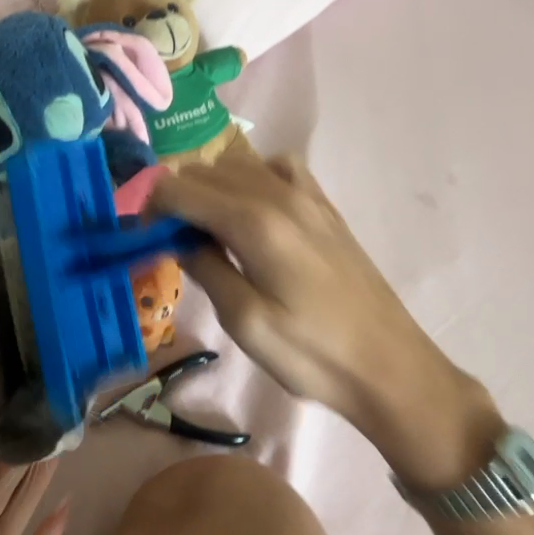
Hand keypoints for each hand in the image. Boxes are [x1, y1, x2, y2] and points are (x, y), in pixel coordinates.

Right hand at [152, 152, 502, 488]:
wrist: (391, 369)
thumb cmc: (313, 354)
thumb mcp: (244, 321)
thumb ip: (204, 268)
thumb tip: (178, 239)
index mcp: (254, 223)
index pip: (179, 189)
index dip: (149, 210)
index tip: (142, 242)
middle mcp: (279, 195)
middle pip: (203, 171)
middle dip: (174, 200)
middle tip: (167, 244)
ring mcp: (307, 196)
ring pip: (235, 165)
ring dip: (208, 189)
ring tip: (204, 231)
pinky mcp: (325, 207)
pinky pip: (276, 168)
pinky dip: (250, 179)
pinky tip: (250, 211)